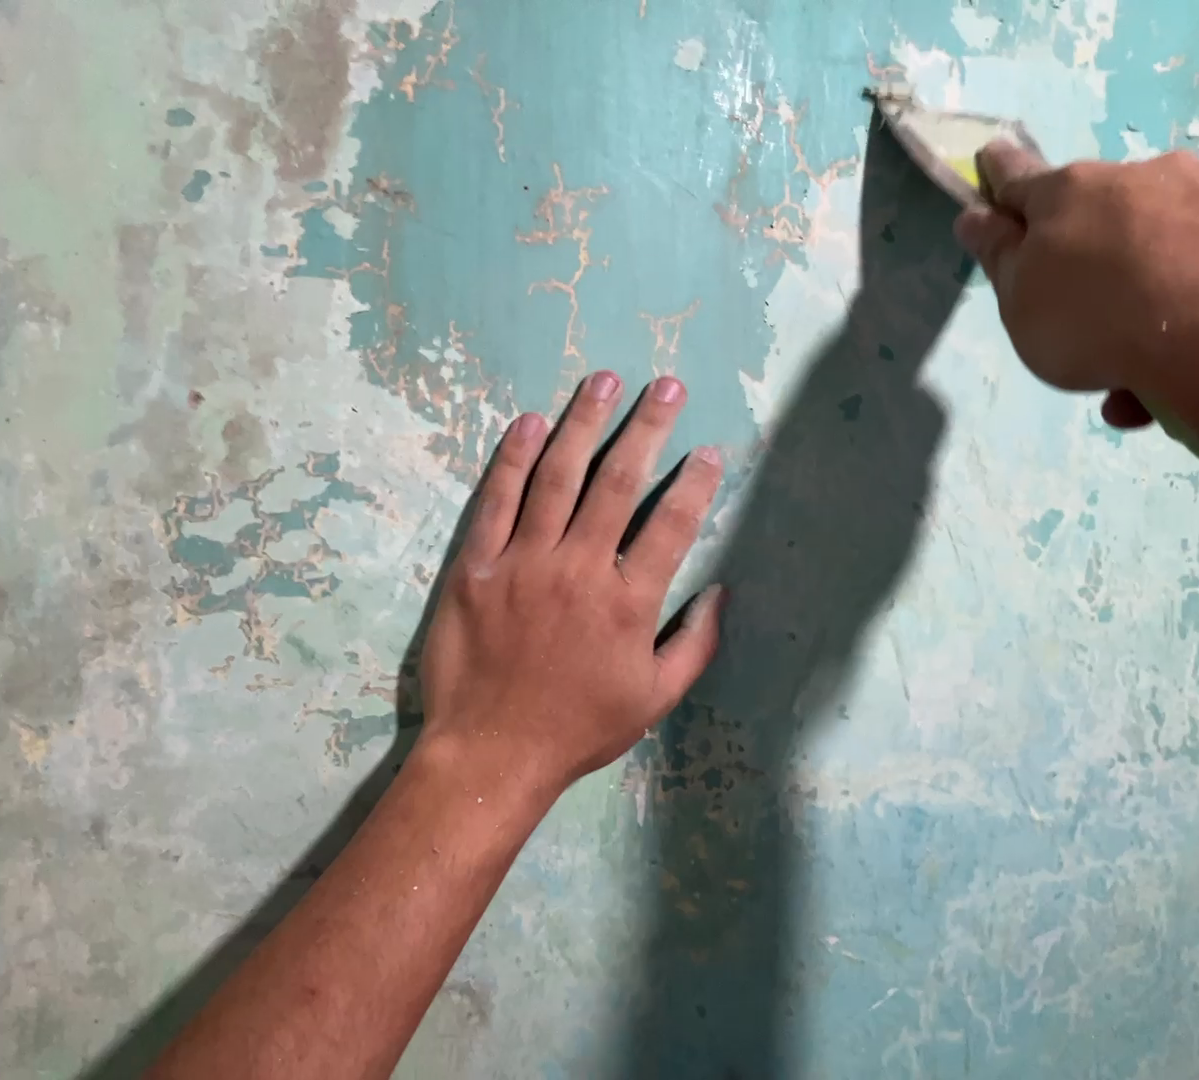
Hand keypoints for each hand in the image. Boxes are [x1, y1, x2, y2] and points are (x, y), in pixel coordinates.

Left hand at [415, 371, 725, 795]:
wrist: (491, 752)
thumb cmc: (577, 729)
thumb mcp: (654, 700)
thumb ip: (695, 645)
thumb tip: (722, 593)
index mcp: (628, 602)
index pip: (672, 525)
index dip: (695, 482)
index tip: (708, 450)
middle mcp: (579, 568)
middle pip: (618, 482)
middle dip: (647, 427)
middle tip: (666, 386)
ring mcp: (523, 562)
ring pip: (558, 476)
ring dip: (584, 423)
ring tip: (604, 380)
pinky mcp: (476, 566)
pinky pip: (497, 501)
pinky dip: (513, 458)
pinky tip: (530, 422)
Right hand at [953, 142, 1198, 424]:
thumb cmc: (1099, 321)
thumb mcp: (1021, 302)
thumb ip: (1000, 258)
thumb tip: (977, 216)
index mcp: (1069, 195)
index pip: (1019, 179)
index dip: (999, 177)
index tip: (989, 161)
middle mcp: (1143, 179)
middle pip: (1101, 218)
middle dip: (1088, 263)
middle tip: (1081, 330)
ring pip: (1163, 251)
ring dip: (1145, 302)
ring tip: (1140, 376)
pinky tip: (1193, 370)